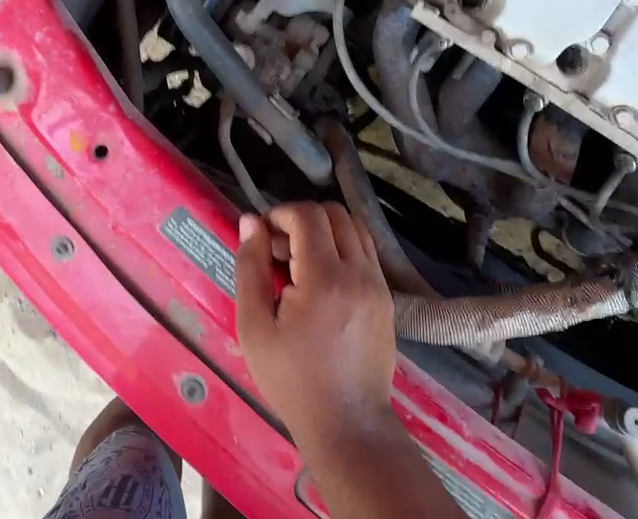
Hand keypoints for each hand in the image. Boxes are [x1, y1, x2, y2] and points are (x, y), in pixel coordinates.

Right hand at [235, 202, 397, 446]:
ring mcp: (378, 284)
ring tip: (301, 263)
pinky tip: (322, 279)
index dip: (280, 214)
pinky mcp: (387, 297)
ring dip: (326, 231)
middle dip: (302, 219)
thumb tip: (250, 222)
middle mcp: (359, 273)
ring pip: (355, 227)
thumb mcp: (255, 327)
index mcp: (325, 279)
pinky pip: (366, 251)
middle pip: (334, 213)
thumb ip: (251, 268)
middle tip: (280, 250)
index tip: (263, 238)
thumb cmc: (292, 380)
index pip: (308, 215)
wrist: (347, 424)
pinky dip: (343, 249)